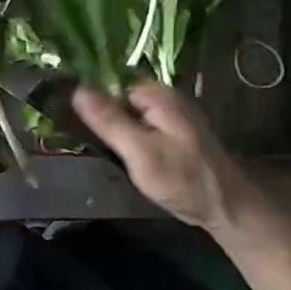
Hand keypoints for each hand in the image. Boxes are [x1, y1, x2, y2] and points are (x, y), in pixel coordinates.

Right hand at [72, 80, 266, 231]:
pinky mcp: (175, 134)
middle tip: (74, 135)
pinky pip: (142, 126)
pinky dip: (127, 137)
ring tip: (90, 143)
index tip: (64, 114)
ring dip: (112, 127)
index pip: (111, 82)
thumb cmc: (182, 180)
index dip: (89, 97)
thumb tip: (77, 89)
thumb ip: (109, 121)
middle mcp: (167, 98)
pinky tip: (117, 152)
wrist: (226, 207)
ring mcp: (172, 116)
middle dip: (100, 113)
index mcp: (159, 95)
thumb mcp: (140, 152)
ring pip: (130, 114)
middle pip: (120, 96)